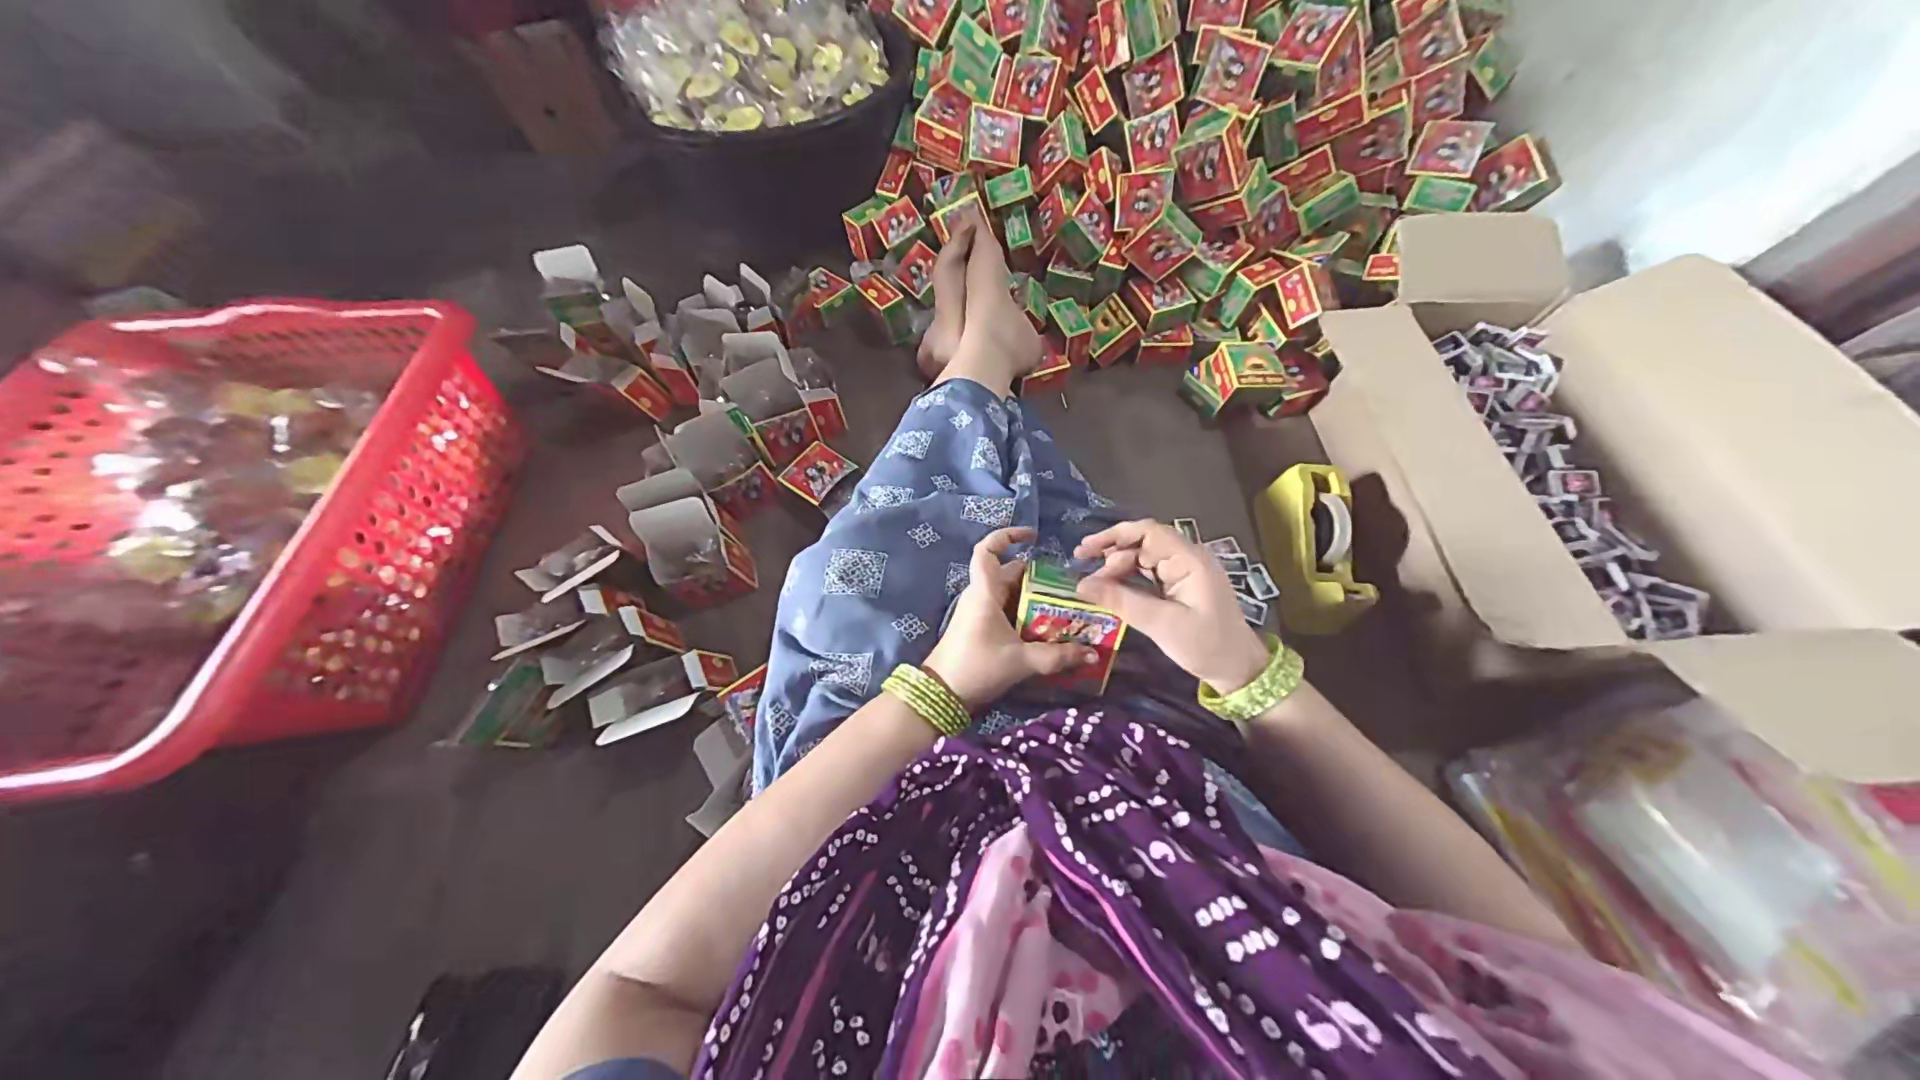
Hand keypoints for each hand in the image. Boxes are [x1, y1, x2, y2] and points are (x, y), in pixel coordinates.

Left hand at [924, 527, 1099, 709]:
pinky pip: (1004, 611)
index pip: (987, 550)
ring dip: (1032, 598)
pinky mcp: (978, 628)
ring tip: (1063, 608)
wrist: (941, 694)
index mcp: (984, 592)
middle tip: (1066, 587)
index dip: (1006, 536)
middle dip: (1036, 577)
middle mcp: (980, 597)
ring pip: (1008, 594)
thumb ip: (1058, 656)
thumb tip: (1092, 652)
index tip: (1031, 536)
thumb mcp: (1021, 661)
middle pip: (1008, 574)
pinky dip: (1023, 614)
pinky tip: (1044, 628)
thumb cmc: (977, 667)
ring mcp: (977, 612)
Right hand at [1073, 519, 1271, 693]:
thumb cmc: (1205, 646)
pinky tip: (1112, 588)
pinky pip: (1149, 572)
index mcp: (1190, 560)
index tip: (1085, 550)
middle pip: (1143, 543)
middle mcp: (1187, 558)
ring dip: (1117, 567)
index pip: (1148, 532)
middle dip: (1112, 554)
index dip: (1114, 536)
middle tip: (1086, 577)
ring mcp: (1185, 571)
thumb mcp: (1160, 624)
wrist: (1238, 670)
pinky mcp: (1181, 585)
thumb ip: (1121, 601)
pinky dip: (1128, 578)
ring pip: (1143, 557)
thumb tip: (1081, 585)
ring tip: (1095, 585)